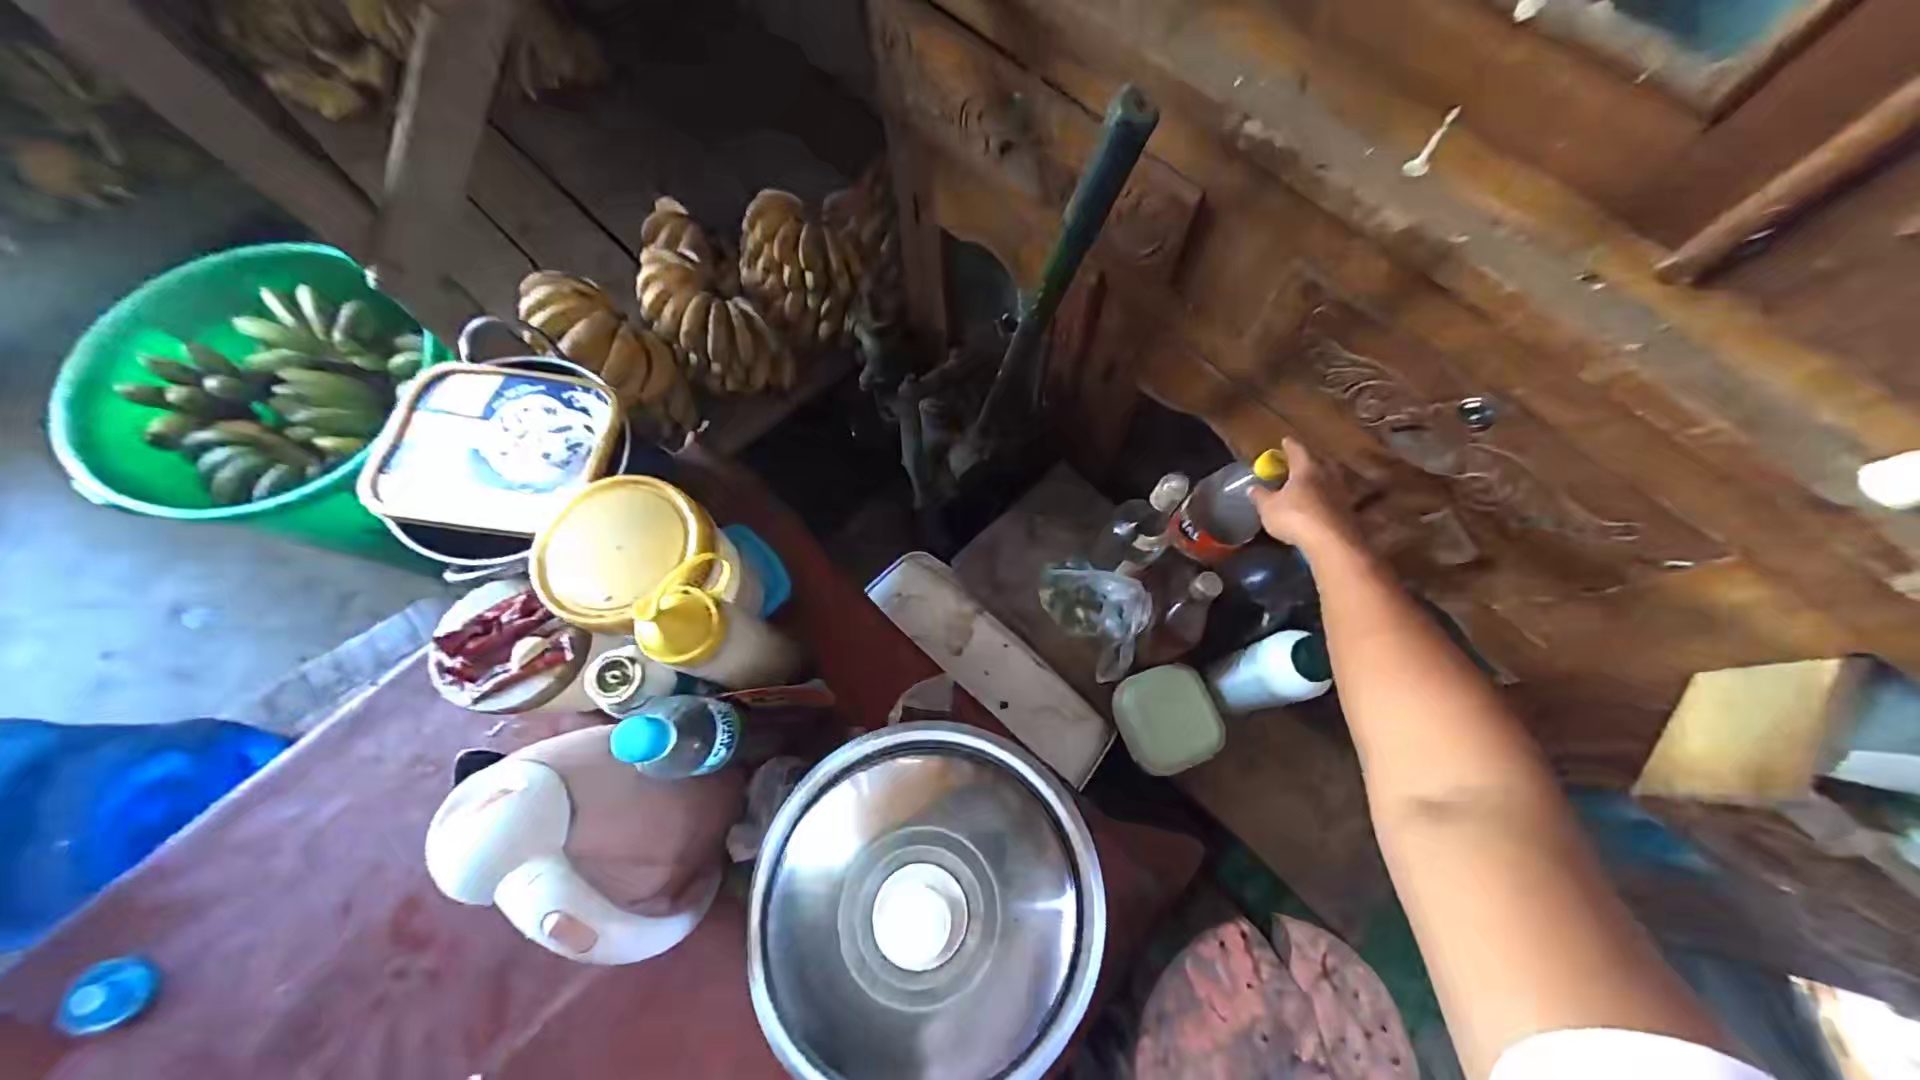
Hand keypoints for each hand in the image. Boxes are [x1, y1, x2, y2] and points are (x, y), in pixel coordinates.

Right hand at [1246, 438, 1358, 551]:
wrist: (1332, 542)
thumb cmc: (1295, 517)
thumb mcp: (1268, 508)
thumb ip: (1261, 496)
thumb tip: (1252, 487)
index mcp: (1306, 468)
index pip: (1298, 450)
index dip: (1289, 446)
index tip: (1285, 441)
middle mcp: (1327, 475)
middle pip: (1318, 462)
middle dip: (1307, 460)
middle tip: (1297, 462)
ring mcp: (1340, 492)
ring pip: (1328, 479)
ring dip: (1318, 480)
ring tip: (1306, 484)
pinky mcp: (1347, 510)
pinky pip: (1332, 497)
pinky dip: (1323, 497)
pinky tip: (1315, 505)